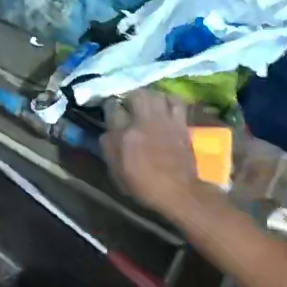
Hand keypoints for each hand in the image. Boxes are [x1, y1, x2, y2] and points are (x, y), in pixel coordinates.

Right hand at [102, 89, 209, 216]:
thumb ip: (108, 149)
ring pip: (155, 94)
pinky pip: (176, 101)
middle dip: (129, 97)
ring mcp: (164, 121)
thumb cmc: (144, 186)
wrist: (178, 192)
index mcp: (124, 136)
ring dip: (148, 96)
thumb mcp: (116, 172)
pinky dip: (169, 100)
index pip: (112, 109)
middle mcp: (143, 122)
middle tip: (128, 106)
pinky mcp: (180, 123)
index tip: (111, 112)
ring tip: (146, 104)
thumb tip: (107, 133)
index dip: (110, 108)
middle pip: (135, 94)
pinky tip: (165, 107)